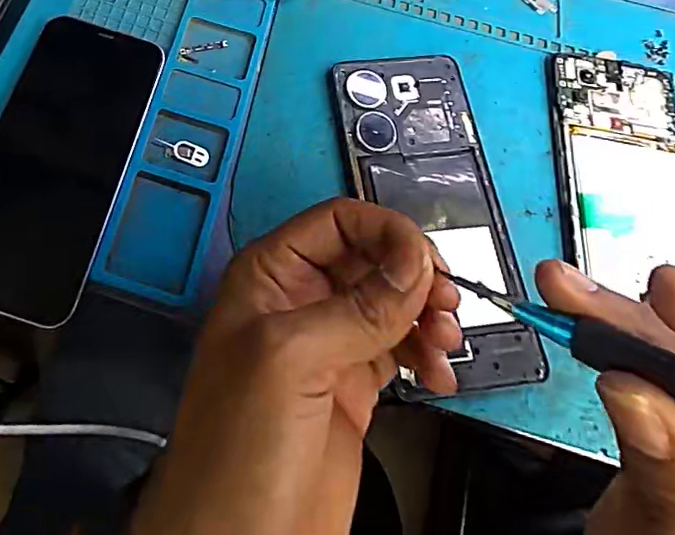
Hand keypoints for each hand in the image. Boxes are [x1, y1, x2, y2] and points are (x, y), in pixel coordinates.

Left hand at [130, 199, 463, 534]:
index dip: (385, 231)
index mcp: (270, 275)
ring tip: (443, 341)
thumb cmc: (231, 453)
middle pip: (369, 257)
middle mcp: (299, 300)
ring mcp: (326, 342)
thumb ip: (356, 308)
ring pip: (389, 301)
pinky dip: (424, 352)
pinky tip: (436, 371)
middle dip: (412, 272)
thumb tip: (411, 262)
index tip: (425, 259)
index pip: (337, 221)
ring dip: (425, 313)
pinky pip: (399, 347)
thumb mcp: (290, 362)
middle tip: (443, 299)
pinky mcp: (351, 384)